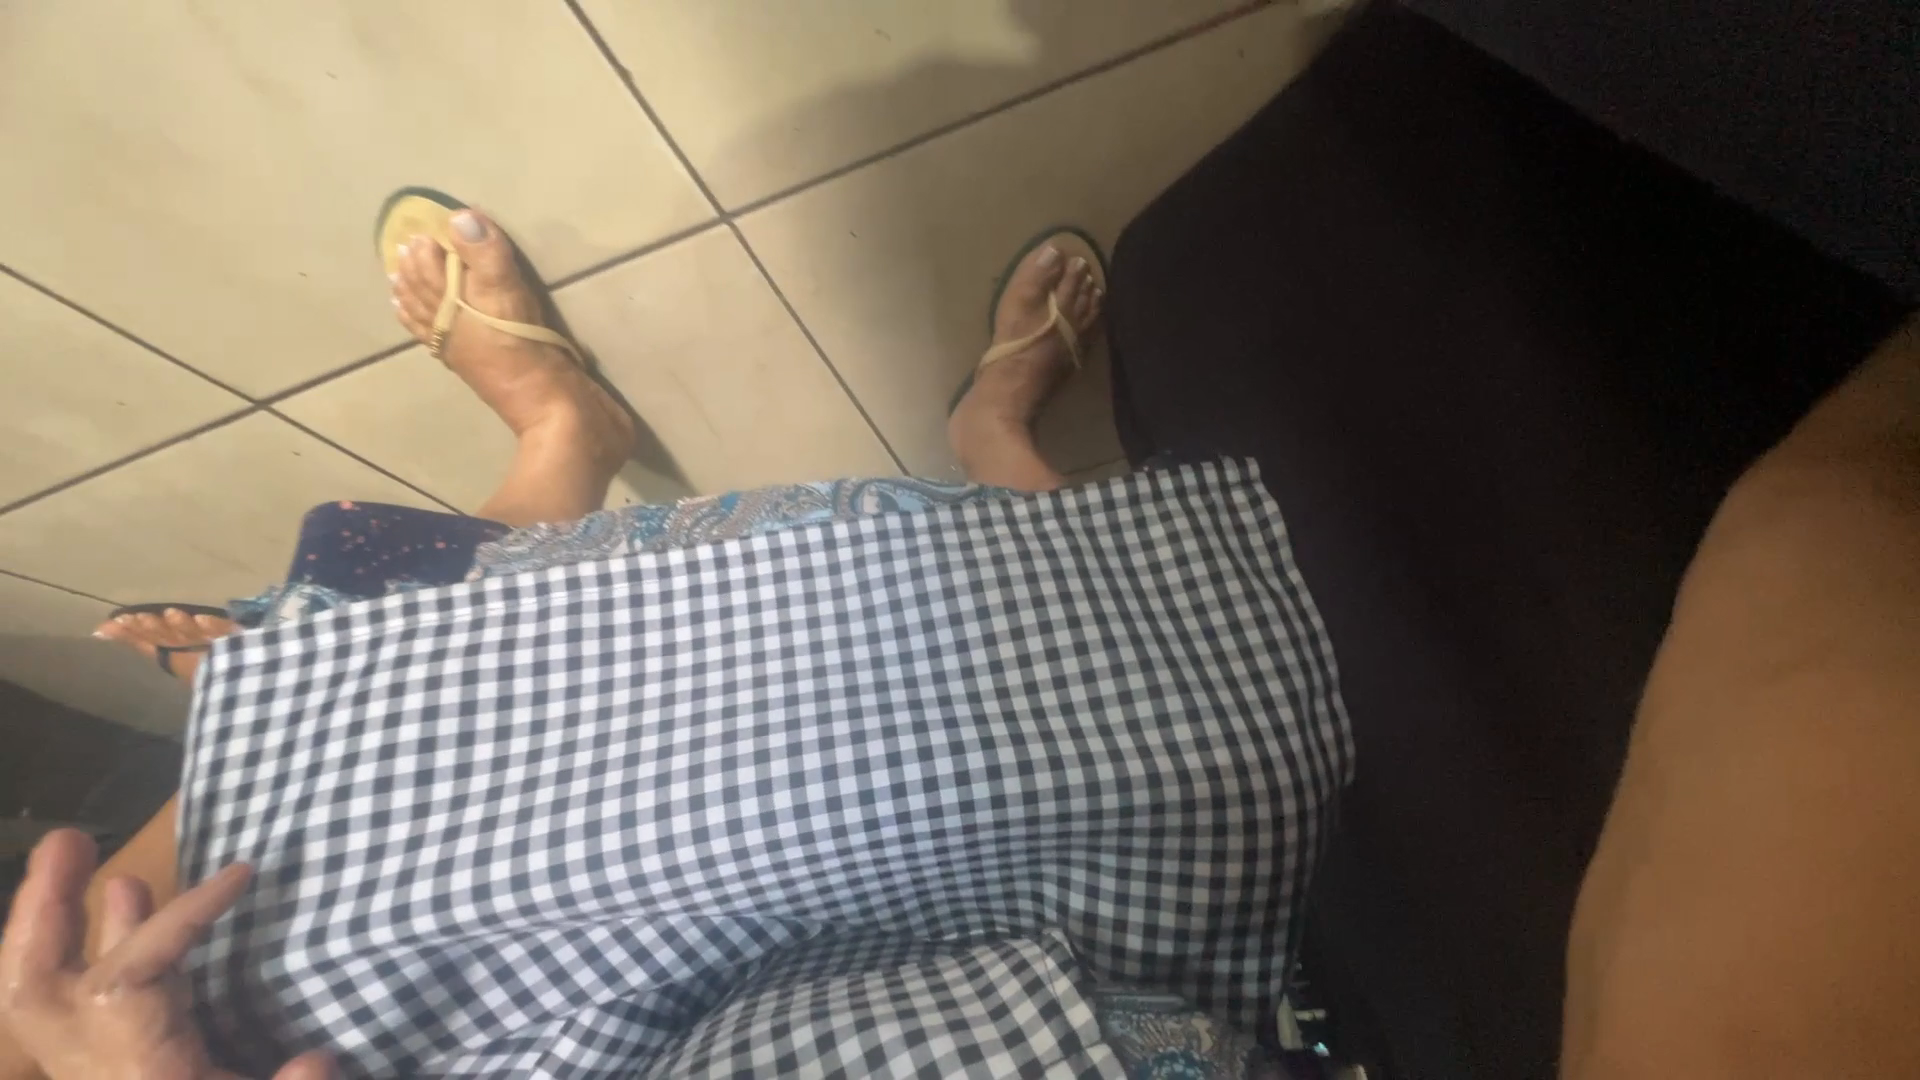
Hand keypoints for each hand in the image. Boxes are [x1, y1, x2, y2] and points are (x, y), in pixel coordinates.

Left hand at [0, 829, 332, 1079]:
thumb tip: (320, 1059)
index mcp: (134, 1073)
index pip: (121, 983)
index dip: (174, 921)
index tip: (242, 872)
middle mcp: (98, 1070)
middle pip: (32, 991)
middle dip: (43, 915)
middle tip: (66, 843)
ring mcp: (101, 1068)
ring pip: (40, 996)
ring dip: (55, 924)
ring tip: (73, 857)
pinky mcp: (120, 1063)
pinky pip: (82, 1002)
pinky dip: (95, 950)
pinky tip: (120, 912)